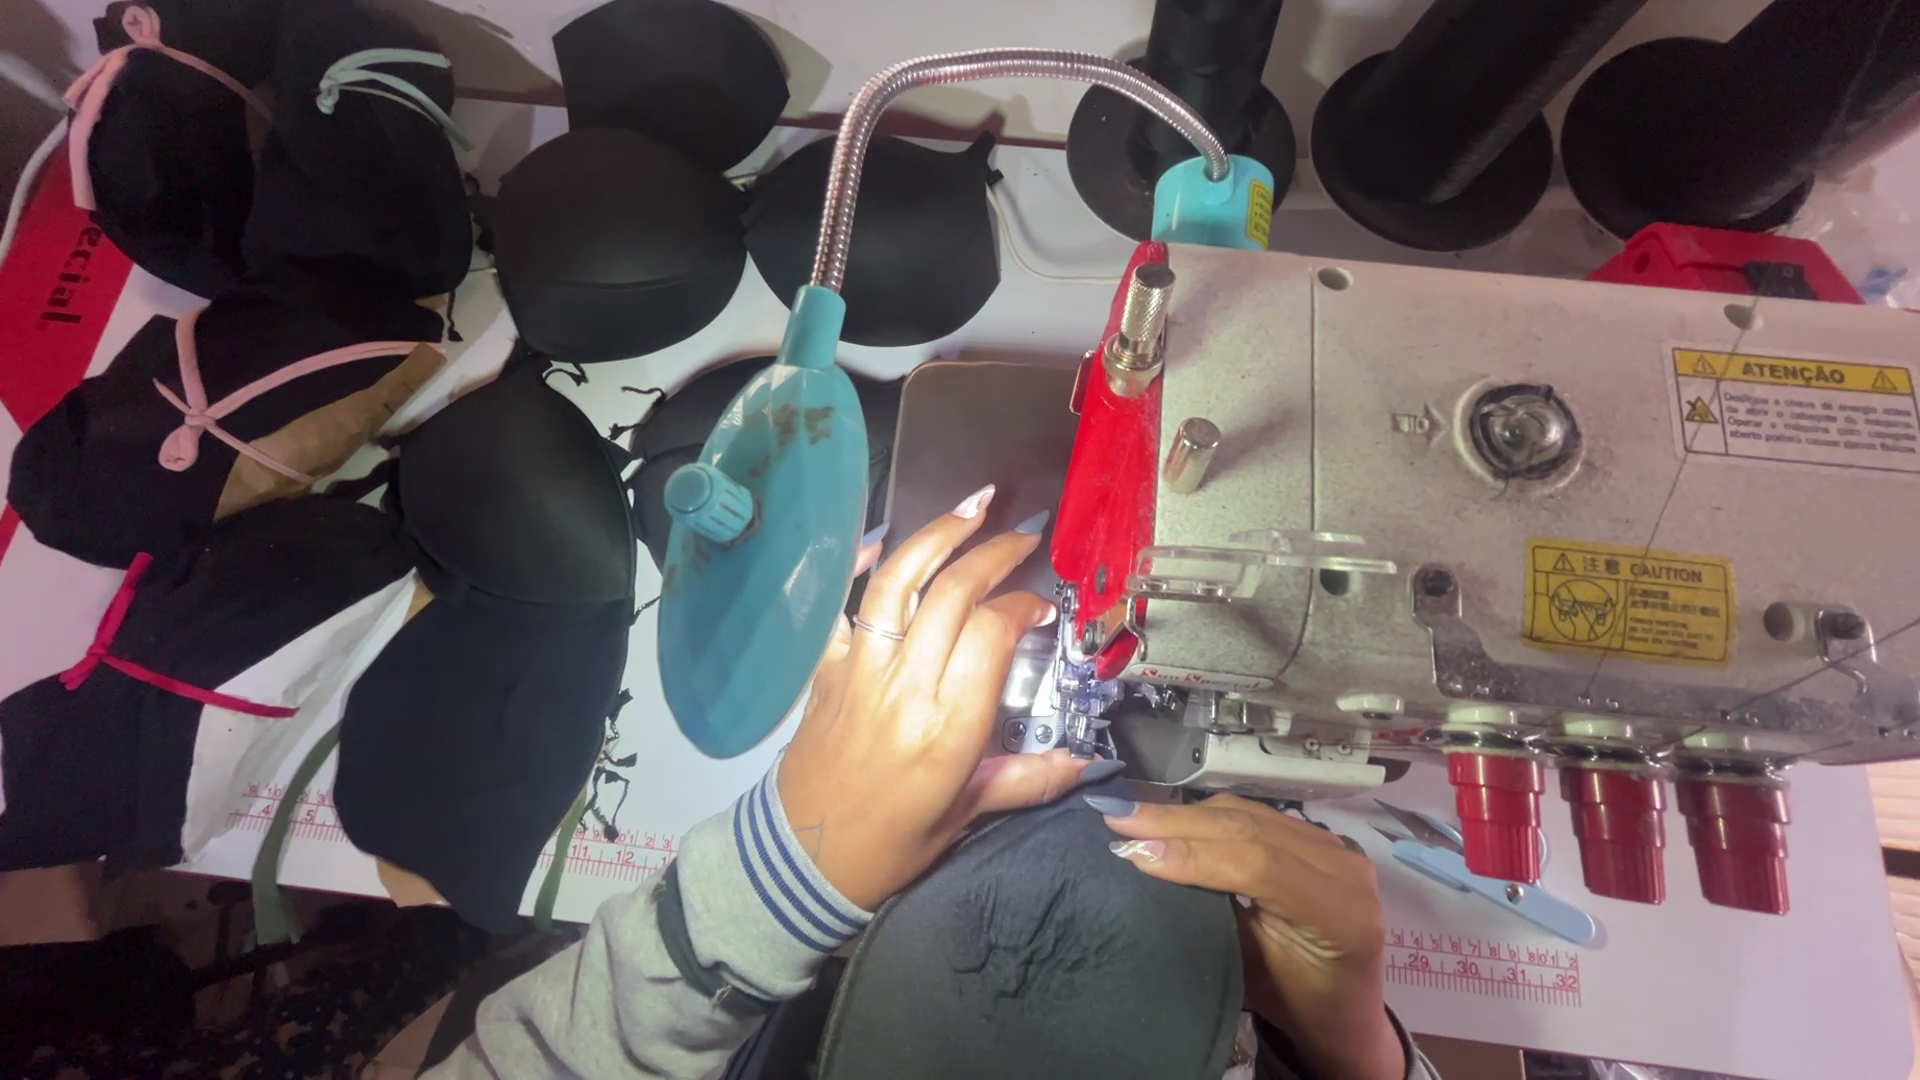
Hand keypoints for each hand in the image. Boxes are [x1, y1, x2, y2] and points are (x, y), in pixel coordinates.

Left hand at [777, 484, 1110, 910]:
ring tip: (971, 506)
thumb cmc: (893, 841)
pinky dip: (855, 565)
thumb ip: (1029, 778)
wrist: (804, 859)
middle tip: (1022, 535)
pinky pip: (838, 605)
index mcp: (947, 726)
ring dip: (936, 536)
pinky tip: (879, 537)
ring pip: (897, 583)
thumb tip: (1088, 764)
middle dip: (994, 554)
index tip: (1039, 608)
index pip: (992, 634)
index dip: (1023, 606)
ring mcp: (858, 670)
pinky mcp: (825, 668)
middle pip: (953, 595)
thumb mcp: (968, 814)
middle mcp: (904, 685)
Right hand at [1098, 794, 1404, 1079]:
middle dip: (1176, 821)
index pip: (1259, 864)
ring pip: (1244, 812)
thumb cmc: (1297, 1003)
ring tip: (1131, 813)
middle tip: (1117, 817)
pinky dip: (1203, 814)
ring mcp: (1332, 844)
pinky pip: (1252, 812)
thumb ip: (1210, 914)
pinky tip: (1167, 815)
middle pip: (1249, 828)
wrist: (1345, 1012)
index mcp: (1340, 913)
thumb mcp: (1251, 972)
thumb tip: (1145, 862)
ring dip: (1183, 813)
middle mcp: (1343, 867)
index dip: (1193, 853)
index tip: (1133, 851)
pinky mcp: (1313, 833)